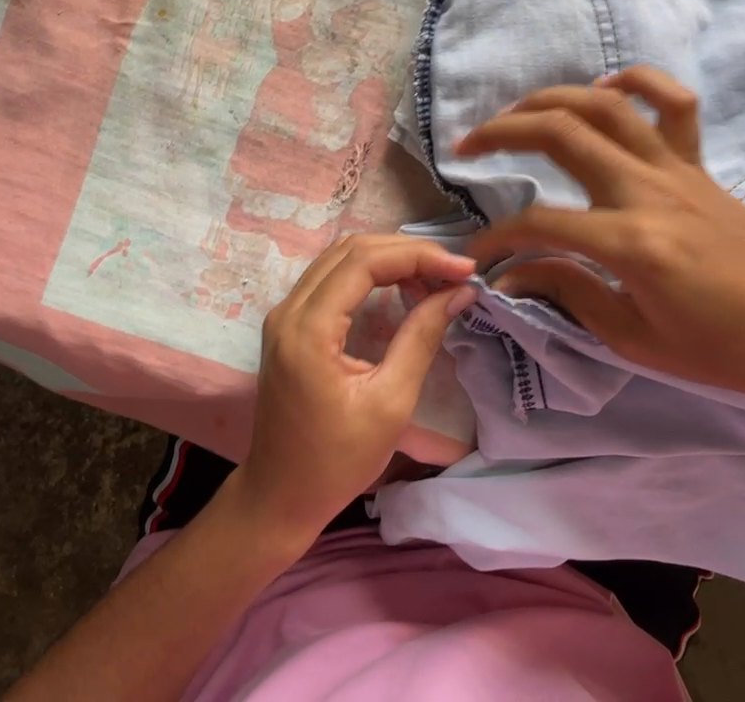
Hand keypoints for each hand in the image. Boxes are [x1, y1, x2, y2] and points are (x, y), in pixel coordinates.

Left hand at [231, 235, 477, 542]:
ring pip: (338, 260)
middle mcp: (288, 311)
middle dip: (406, 252)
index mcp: (308, 329)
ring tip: (435, 277)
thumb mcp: (390, 402)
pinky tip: (401, 289)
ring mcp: (283, 316)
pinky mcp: (288, 326)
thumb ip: (421, 338)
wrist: (281, 494)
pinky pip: (329, 280)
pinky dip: (368, 276)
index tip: (463, 269)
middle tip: (454, 271)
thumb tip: (458, 293)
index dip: (417, 256)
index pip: (363, 262)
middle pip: (349, 251)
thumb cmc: (337, 460)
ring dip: (387, 259)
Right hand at [457, 67, 744, 411]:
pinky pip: (675, 105)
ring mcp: (679, 171)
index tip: (476, 259)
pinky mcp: (701, 168)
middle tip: (467, 148)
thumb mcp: (634, 339)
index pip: (539, 222)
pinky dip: (638, 82)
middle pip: (562, 133)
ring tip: (516, 113)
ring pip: (607, 104)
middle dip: (501, 133)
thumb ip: (568, 293)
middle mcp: (649, 191)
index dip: (496, 239)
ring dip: (552, 99)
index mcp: (631, 243)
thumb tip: (513, 275)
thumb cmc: (723, 352)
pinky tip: (606, 88)